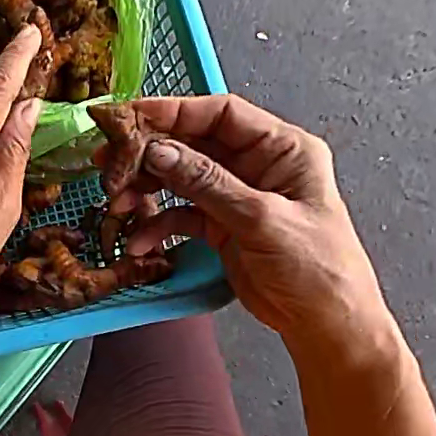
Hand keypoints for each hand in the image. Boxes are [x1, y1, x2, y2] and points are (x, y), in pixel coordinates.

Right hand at [117, 95, 388, 355]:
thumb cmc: (316, 268)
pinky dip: (161, 226)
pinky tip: (140, 240)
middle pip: (196, 144)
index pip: (222, 114)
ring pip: (183, 179)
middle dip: (152, 152)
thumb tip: (159, 150)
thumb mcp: (262, 218)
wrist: (325, 324)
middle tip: (110, 160)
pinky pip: (184, 216)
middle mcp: (259, 166)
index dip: (175, 111)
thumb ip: (208, 183)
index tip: (131, 117)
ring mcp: (238, 197)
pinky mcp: (224, 227)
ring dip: (149, 189)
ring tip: (118, 201)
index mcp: (282, 149)